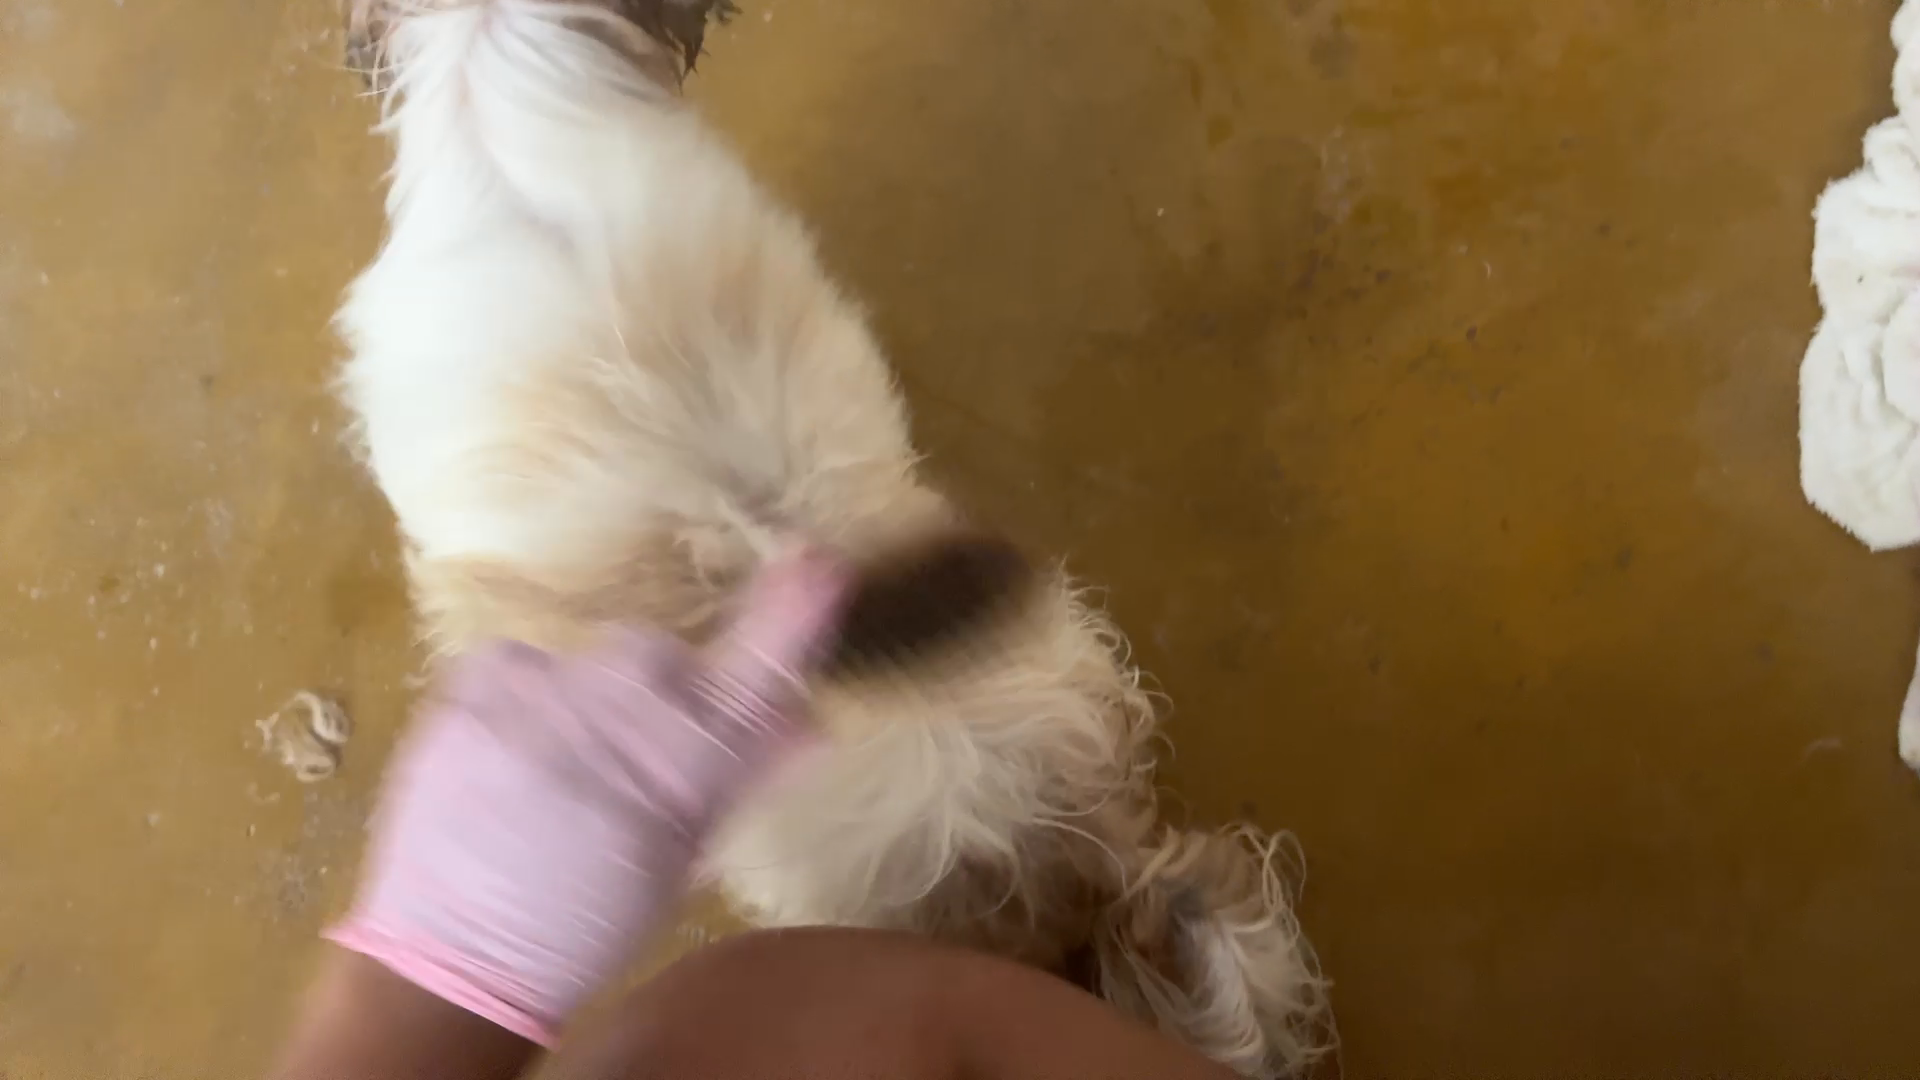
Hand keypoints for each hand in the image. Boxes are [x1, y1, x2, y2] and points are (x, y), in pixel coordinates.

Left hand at [324, 551, 848, 1045]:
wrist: (446, 964)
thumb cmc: (592, 918)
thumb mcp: (687, 853)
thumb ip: (748, 772)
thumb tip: (811, 720)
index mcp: (680, 769)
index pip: (755, 675)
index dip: (792, 615)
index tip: (819, 563)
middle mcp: (615, 717)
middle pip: (664, 655)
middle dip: (666, 687)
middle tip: (639, 748)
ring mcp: (537, 697)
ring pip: (599, 656)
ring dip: (600, 692)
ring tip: (566, 756)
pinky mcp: (470, 688)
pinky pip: (524, 658)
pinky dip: (531, 691)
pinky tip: (516, 742)